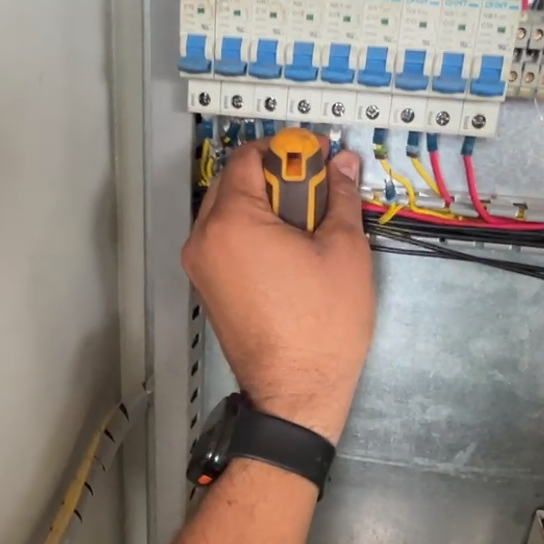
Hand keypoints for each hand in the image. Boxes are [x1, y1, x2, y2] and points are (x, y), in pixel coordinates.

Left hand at [182, 142, 373, 443]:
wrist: (296, 392)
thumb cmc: (323, 324)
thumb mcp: (344, 251)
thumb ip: (340, 197)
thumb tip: (344, 163)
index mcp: (232, 221)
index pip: (250, 157)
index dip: (287, 150)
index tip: (318, 161)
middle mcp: (203, 239)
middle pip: (233, 182)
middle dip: (274, 178)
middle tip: (315, 196)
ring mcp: (199, 267)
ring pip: (226, 213)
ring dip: (262, 207)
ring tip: (305, 228)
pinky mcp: (206, 290)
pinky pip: (224, 243)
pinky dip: (250, 234)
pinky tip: (286, 253)